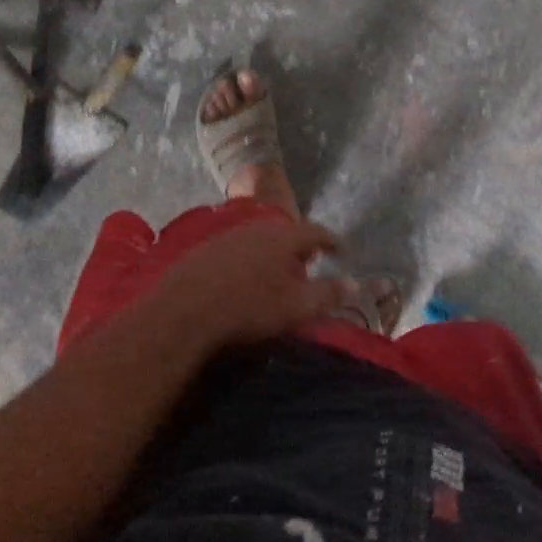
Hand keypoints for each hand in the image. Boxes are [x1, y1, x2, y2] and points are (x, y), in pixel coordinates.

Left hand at [145, 218, 349, 349]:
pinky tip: (244, 279)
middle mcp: (258, 228)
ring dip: (273, 253)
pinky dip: (249, 261)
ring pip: (260, 240)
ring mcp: (228, 237)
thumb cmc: (249, 308)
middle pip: (287, 233)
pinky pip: (237, 251)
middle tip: (310, 264)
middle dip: (301, 247)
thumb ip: (329, 294)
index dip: (333, 241)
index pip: (317, 232)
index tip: (342, 251)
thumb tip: (357, 284)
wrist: (184, 312)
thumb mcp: (297, 307)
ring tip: (278, 273)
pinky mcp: (204, 251)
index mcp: (285, 237)